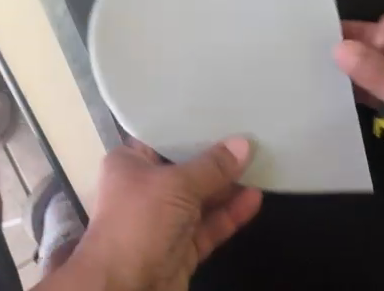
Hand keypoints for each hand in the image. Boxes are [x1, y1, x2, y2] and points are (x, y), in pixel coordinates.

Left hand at [46, 137, 262, 290]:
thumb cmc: (139, 221)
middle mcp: (145, 187)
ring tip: (260, 164)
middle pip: (186, 168)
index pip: (163, 137)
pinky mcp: (180, 249)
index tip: (220, 111)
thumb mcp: (176, 185)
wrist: (123, 289)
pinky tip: (254, 198)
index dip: (190, 126)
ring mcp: (164, 220)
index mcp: (130, 162)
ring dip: (227, 186)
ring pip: (201, 199)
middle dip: (215, 157)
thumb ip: (212, 166)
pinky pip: (209, 226)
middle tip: (249, 136)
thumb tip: (244, 144)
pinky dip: (229, 214)